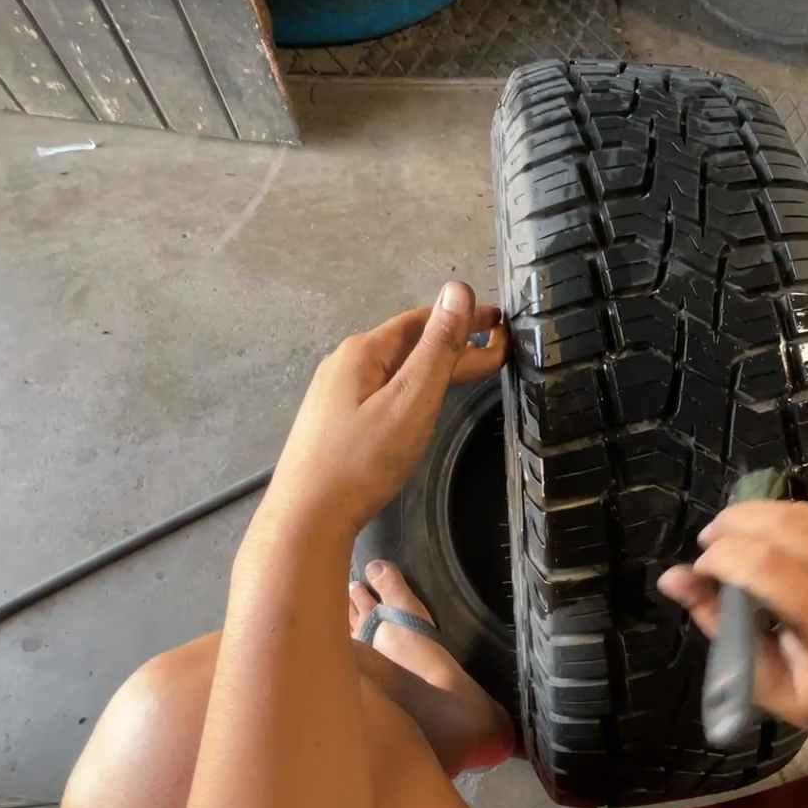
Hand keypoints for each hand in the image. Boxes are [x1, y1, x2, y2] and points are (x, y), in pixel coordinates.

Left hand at [265, 282, 504, 533]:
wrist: (308, 517)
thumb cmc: (362, 460)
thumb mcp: (411, 400)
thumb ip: (439, 348)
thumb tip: (459, 289)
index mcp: (364, 352)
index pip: (424, 321)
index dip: (464, 318)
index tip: (500, 321)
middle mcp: (347, 364)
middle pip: (411, 344)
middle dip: (456, 342)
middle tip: (498, 346)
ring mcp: (339, 393)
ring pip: (399, 368)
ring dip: (438, 364)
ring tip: (472, 368)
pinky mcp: (338, 420)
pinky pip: (387, 389)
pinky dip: (418, 384)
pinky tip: (426, 398)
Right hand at [657, 500, 807, 751]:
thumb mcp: (757, 676)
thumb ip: (716, 622)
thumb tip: (670, 578)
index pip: (770, 569)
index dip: (725, 557)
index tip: (701, 568)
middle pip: (787, 527)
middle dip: (736, 525)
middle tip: (708, 541)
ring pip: (803, 515)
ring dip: (756, 515)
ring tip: (728, 534)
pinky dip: (782, 520)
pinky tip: (763, 537)